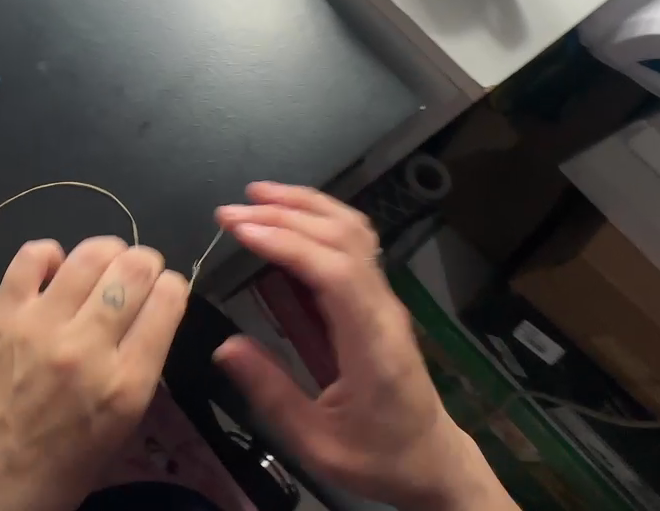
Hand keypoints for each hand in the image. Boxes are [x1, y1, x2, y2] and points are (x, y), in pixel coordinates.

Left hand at [0, 236, 189, 510]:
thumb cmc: (59, 467)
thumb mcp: (121, 431)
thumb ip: (141, 369)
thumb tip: (151, 314)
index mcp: (125, 385)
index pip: (166, 301)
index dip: (172, 286)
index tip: (167, 289)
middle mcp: (87, 347)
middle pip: (134, 269)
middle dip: (146, 261)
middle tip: (139, 270)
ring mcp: (42, 325)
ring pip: (89, 255)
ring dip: (107, 250)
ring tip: (105, 261)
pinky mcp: (4, 312)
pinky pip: (33, 255)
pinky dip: (51, 253)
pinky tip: (55, 269)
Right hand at [213, 183, 515, 510]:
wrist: (435, 464)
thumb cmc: (379, 458)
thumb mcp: (318, 445)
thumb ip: (271, 394)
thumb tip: (224, 346)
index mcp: (372, 342)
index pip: (333, 270)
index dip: (285, 242)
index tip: (239, 230)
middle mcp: (382, 306)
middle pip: (340, 238)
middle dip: (282, 215)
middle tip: (229, 212)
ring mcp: (383, 296)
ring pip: (351, 229)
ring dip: (304, 204)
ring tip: (257, 195)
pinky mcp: (376, 294)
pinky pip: (353, 240)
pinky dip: (319, 214)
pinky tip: (290, 211)